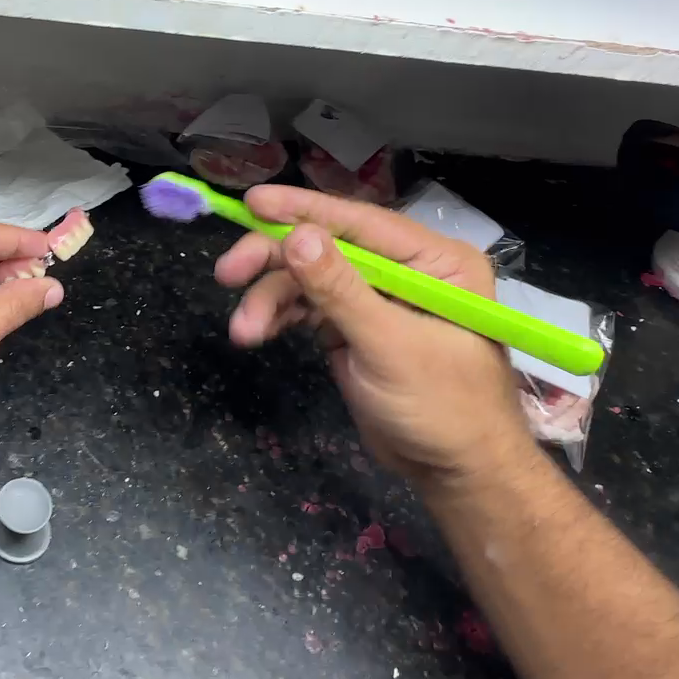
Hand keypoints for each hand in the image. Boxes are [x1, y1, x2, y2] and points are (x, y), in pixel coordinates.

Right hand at [214, 186, 532, 487]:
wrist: (453, 475)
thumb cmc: (442, 408)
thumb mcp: (388, 345)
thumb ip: (340, 289)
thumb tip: (297, 236)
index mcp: (432, 261)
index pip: (359, 222)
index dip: (303, 210)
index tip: (253, 203)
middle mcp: (400, 269)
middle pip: (322, 247)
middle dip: (272, 262)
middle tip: (226, 273)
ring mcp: (371, 297)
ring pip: (304, 278)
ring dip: (267, 300)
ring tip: (243, 331)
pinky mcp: (348, 324)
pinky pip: (302, 306)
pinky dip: (276, 317)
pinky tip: (253, 333)